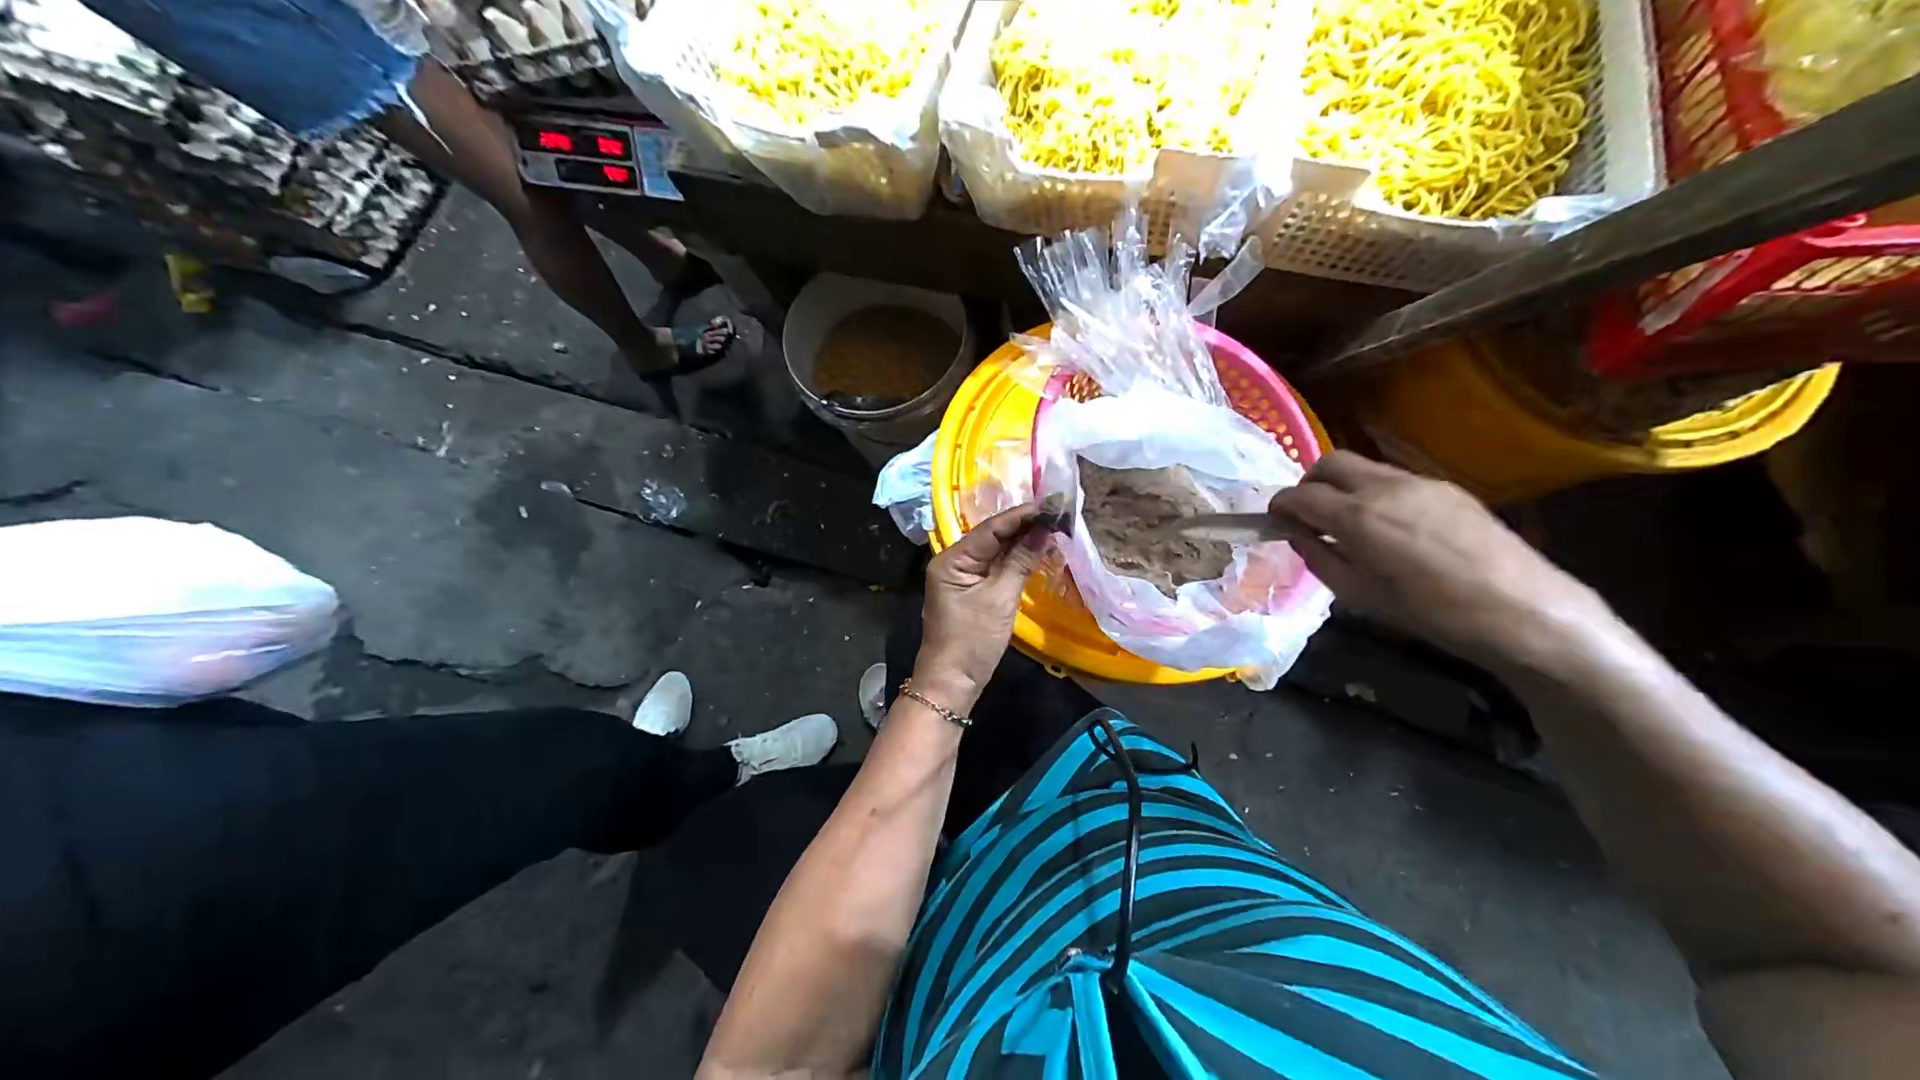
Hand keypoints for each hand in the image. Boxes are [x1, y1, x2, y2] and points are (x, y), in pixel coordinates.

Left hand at [914, 504, 1048, 707]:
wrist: (951, 682)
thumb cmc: (973, 641)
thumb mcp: (1001, 599)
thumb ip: (1021, 561)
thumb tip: (1044, 531)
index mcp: (952, 559)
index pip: (990, 528)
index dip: (1021, 516)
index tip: (1050, 504)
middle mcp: (952, 561)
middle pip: (991, 536)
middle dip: (1023, 526)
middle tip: (1056, 514)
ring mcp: (960, 576)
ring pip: (994, 550)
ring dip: (1021, 541)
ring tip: (1052, 527)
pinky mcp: (969, 590)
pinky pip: (993, 566)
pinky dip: (1014, 559)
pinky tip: (1035, 551)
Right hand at [1267, 451, 1618, 673]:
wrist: (1522, 611)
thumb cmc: (1431, 613)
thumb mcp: (1359, 594)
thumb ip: (1319, 557)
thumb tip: (1298, 534)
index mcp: (1358, 516)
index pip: (1300, 495)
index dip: (1280, 507)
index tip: (1276, 522)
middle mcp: (1385, 487)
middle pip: (1329, 463)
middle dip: (1308, 484)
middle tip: (1307, 514)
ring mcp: (1419, 482)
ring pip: (1363, 467)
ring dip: (1342, 486)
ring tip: (1347, 522)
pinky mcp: (1447, 488)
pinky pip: (1393, 479)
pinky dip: (1373, 492)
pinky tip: (1387, 526)